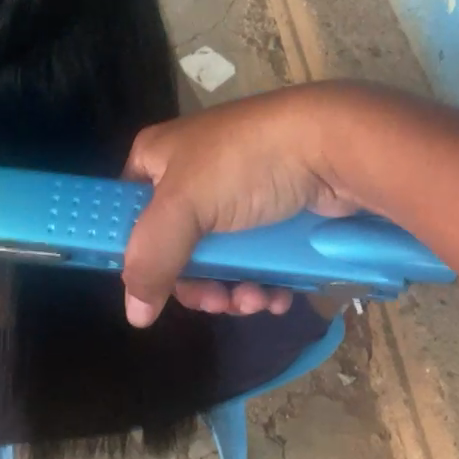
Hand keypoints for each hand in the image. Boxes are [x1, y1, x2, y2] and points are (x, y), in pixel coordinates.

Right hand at [122, 84, 368, 325]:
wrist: (332, 144)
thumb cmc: (244, 165)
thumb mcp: (183, 207)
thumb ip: (150, 260)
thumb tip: (134, 314)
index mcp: (158, 157)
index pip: (126, 212)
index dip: (136, 252)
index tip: (152, 287)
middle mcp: (192, 175)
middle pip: (175, 247)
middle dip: (197, 285)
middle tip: (216, 302)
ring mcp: (236, 195)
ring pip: (218, 261)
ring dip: (234, 292)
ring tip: (254, 299)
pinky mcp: (274, 213)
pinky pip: (255, 259)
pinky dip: (263, 283)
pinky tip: (277, 295)